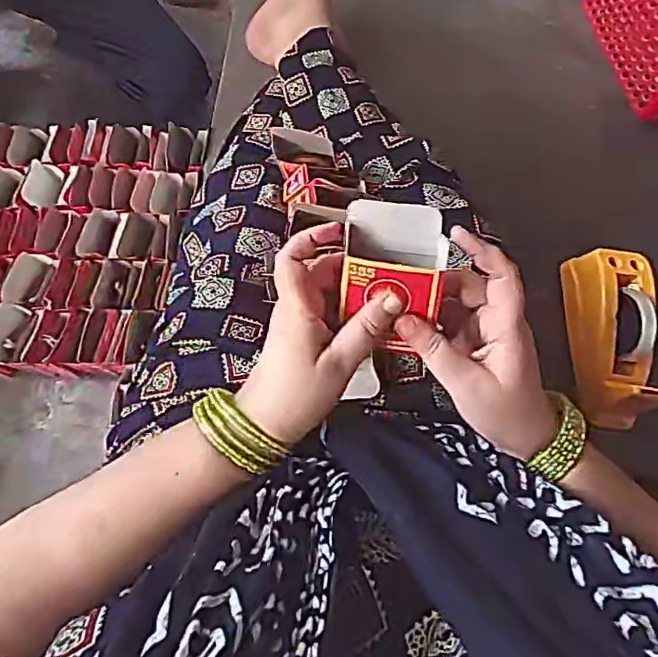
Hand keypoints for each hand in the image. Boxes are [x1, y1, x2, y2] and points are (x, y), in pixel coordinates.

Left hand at [234, 222, 403, 443]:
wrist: (265, 425)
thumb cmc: (293, 396)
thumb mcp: (339, 363)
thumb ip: (366, 329)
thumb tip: (392, 298)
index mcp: (297, 306)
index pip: (293, 255)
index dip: (314, 236)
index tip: (341, 231)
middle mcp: (296, 306)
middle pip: (323, 271)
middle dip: (355, 269)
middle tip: (386, 277)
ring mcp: (300, 319)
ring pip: (331, 291)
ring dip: (357, 292)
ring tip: (386, 301)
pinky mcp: (306, 333)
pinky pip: (331, 310)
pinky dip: (352, 311)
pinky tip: (372, 323)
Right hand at [393, 227, 557, 458]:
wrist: (530, 440)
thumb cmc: (511, 415)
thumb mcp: (465, 384)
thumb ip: (433, 350)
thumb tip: (405, 320)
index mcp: (507, 325)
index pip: (501, 274)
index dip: (481, 249)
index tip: (456, 234)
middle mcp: (499, 322)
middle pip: (471, 286)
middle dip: (440, 282)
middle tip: (411, 284)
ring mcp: (489, 333)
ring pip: (460, 304)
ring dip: (434, 304)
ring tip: (408, 308)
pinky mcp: (479, 345)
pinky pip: (455, 323)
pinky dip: (435, 322)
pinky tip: (416, 329)